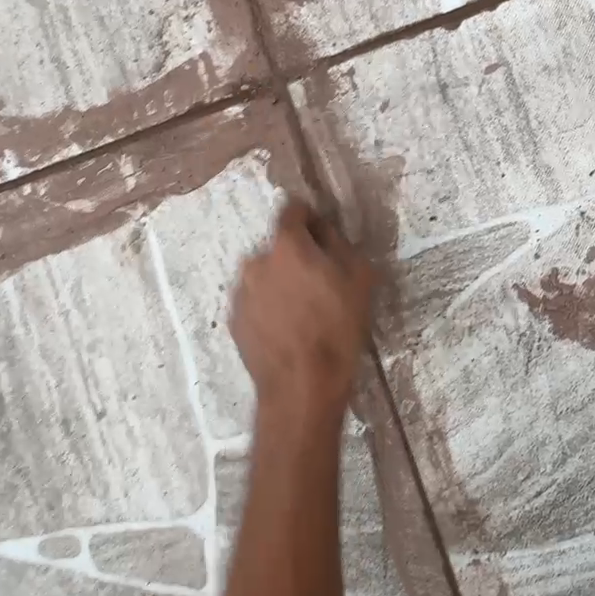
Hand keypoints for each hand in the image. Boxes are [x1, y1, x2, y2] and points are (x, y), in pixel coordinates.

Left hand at [230, 199, 377, 431]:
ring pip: (266, 275)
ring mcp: (241, 293)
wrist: (303, 385)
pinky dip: (270, 306)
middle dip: (298, 256)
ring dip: (282, 282)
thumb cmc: (338, 328)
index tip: (324, 233)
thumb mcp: (360, 279)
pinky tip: (289, 328)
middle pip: (279, 247)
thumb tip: (326, 232)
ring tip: (304, 309)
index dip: (311, 217)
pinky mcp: (234, 321)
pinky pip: (256, 302)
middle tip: (321, 279)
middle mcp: (256, 262)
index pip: (292, 210)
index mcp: (287, 246)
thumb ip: (341, 245)